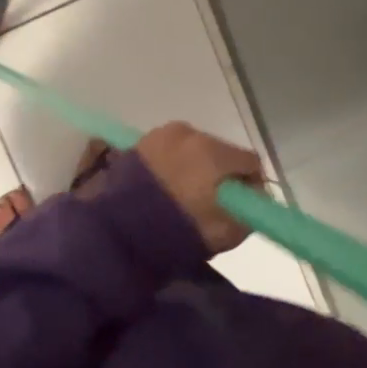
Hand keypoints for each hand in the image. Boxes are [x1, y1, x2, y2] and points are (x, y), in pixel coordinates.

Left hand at [134, 123, 264, 254]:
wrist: (114, 230)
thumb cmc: (175, 232)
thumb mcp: (225, 234)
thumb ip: (250, 213)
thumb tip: (253, 198)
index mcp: (214, 152)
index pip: (250, 162)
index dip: (250, 185)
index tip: (241, 205)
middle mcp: (189, 133)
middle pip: (219, 152)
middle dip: (219, 174)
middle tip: (208, 203)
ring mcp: (159, 136)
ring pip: (191, 150)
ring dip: (193, 168)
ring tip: (180, 197)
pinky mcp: (137, 144)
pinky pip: (166, 153)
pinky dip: (170, 166)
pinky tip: (161, 190)